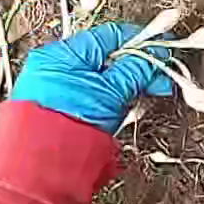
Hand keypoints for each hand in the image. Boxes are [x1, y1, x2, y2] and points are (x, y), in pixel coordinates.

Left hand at [8, 22, 175, 133]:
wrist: (41, 168)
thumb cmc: (67, 128)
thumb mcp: (113, 91)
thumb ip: (138, 68)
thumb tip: (157, 54)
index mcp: (63, 54)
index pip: (112, 35)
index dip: (142, 41)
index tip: (162, 49)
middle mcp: (55, 66)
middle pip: (108, 55)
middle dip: (138, 65)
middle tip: (159, 75)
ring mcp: (56, 86)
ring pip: (103, 74)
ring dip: (128, 81)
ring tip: (145, 93)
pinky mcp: (60, 106)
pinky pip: (93, 91)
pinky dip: (112, 94)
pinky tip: (126, 104)